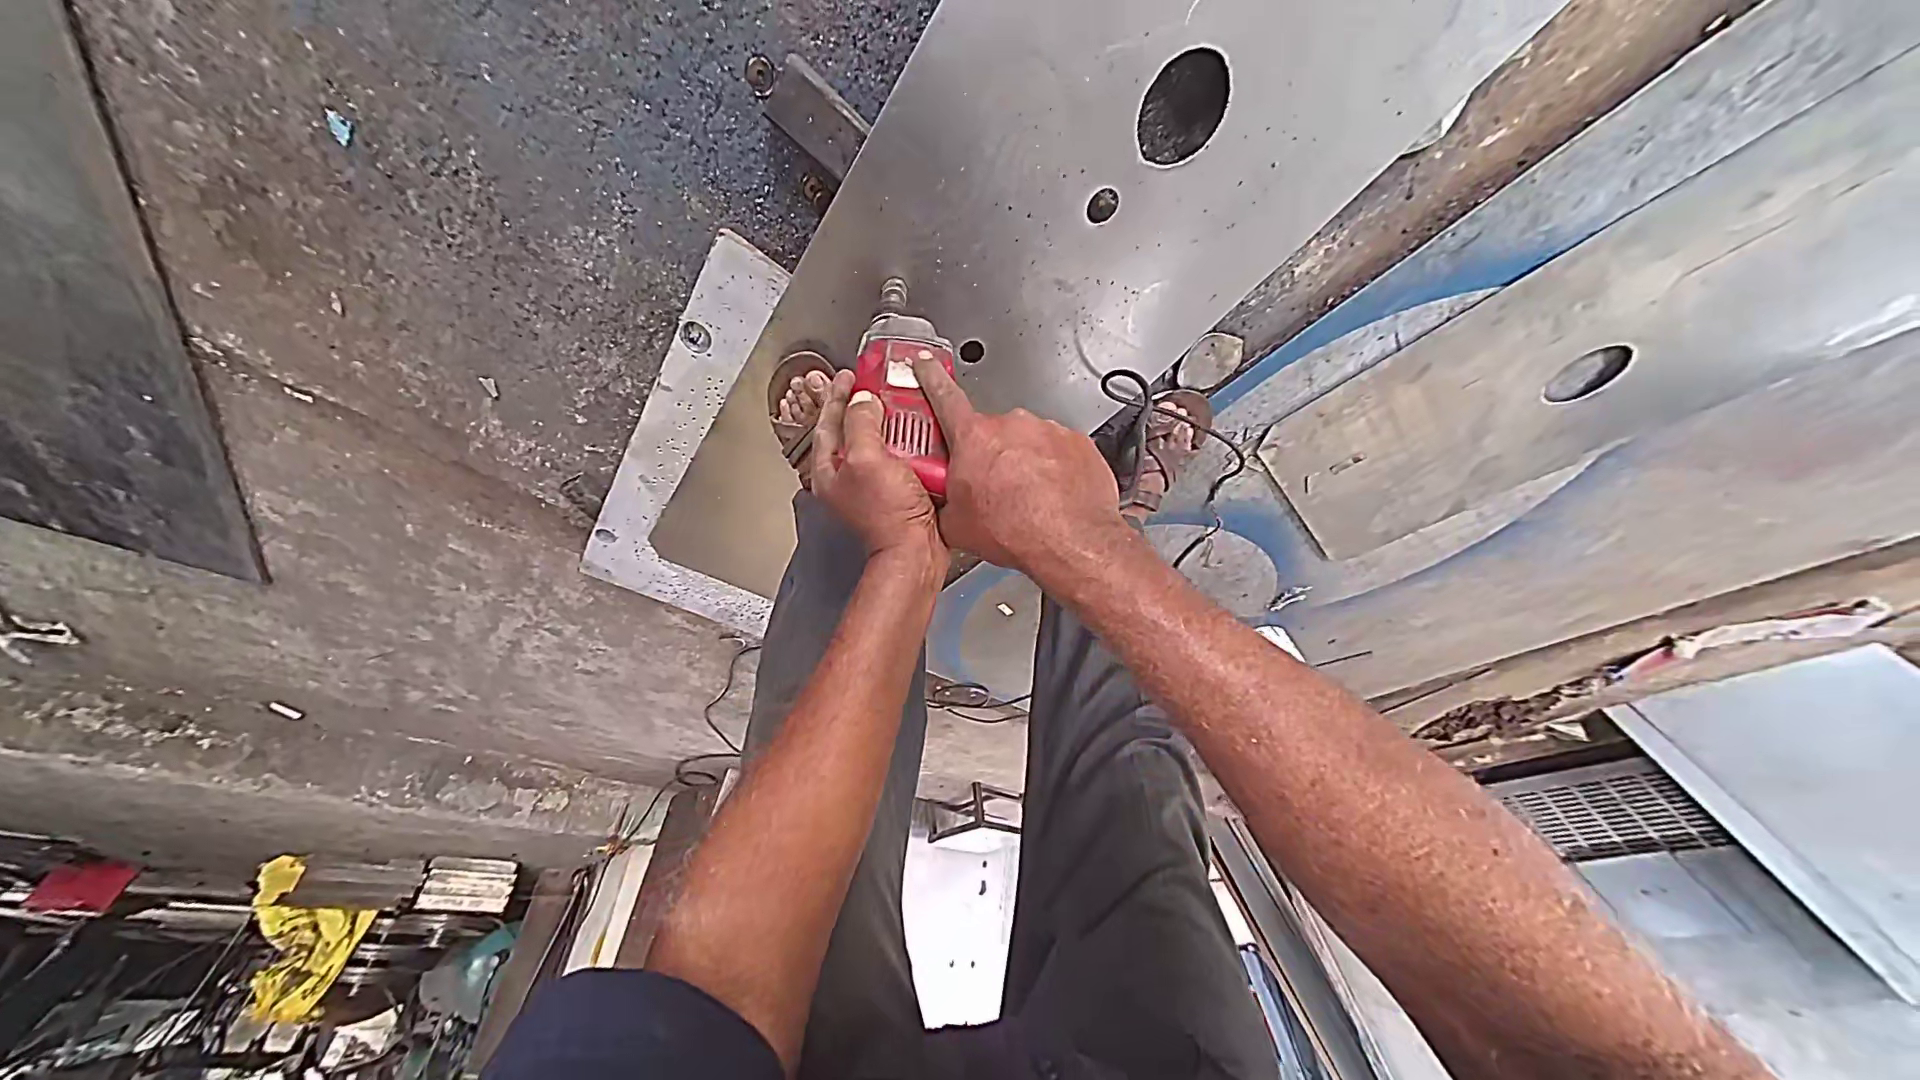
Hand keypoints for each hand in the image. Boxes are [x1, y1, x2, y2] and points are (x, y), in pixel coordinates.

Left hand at [811, 370, 947, 567]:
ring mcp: (875, 485)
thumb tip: (862, 400)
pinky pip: (904, 458)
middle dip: (867, 405)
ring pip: (882, 442)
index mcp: (830, 470)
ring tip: (904, 405)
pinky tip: (924, 433)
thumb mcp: (867, 459)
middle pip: (854, 430)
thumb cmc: (887, 517)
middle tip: (879, 385)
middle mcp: (850, 477)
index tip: (849, 375)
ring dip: (894, 423)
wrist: (915, 551)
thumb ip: (860, 423)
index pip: (828, 422)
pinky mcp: (900, 491)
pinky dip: (913, 443)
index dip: (838, 395)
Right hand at [913, 355, 1131, 577]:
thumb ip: (942, 500)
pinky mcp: (1076, 443)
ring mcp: (1046, 430)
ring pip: (1025, 442)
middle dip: (987, 455)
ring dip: (1022, 463)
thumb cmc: (1017, 531)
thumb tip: (940, 502)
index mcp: (974, 437)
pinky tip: (1049, 495)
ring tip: (1025, 498)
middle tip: (990, 487)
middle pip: (989, 432)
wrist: (1070, 542)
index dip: (930, 377)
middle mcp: (1011, 424)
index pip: (943, 395)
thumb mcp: (956, 525)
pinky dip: (1052, 469)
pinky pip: (1056, 451)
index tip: (925, 365)